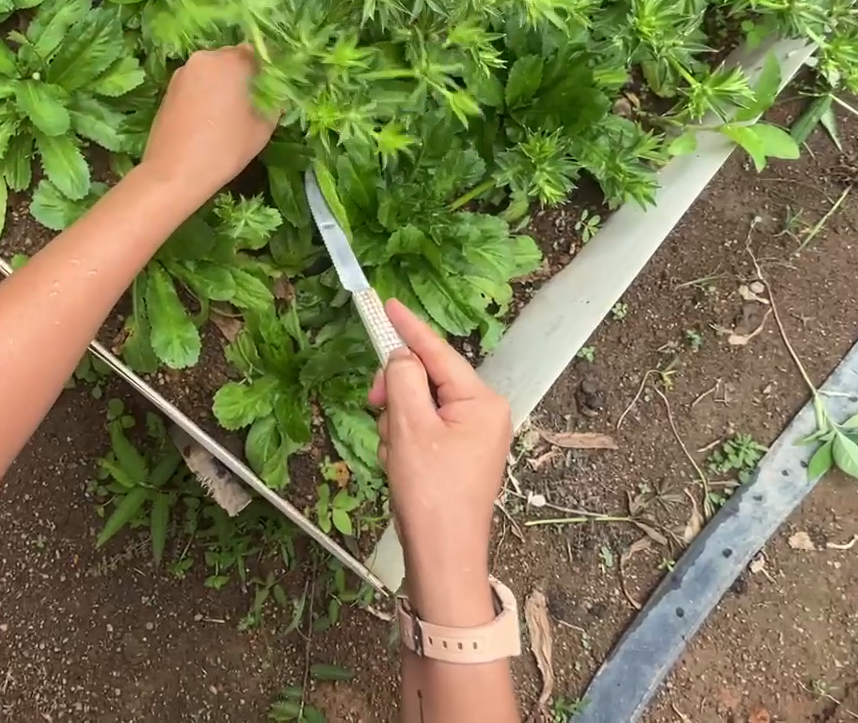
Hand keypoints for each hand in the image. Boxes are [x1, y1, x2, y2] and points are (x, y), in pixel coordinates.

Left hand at [139, 45, 278, 203]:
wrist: (173, 172)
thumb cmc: (225, 149)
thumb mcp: (263, 127)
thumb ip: (273, 100)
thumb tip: (273, 91)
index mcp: (231, 61)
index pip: (258, 53)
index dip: (266, 71)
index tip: (270, 90)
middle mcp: (205, 58)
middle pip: (232, 59)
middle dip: (243, 75)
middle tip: (250, 103)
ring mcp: (182, 72)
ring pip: (212, 71)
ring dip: (222, 84)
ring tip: (227, 114)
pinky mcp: (168, 89)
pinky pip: (195, 84)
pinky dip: (204, 94)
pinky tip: (207, 119)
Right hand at [370, 298, 511, 625]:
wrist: (442, 554)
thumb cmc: (430, 491)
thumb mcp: (410, 426)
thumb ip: (403, 378)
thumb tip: (399, 355)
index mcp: (480, 402)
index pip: (438, 352)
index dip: (409, 327)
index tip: (387, 302)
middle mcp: (482, 412)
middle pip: (425, 377)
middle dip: (396, 391)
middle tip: (375, 406)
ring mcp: (470, 434)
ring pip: (416, 403)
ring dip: (395, 420)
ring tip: (395, 451)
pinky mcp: (455, 452)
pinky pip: (420, 426)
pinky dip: (402, 437)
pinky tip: (399, 461)